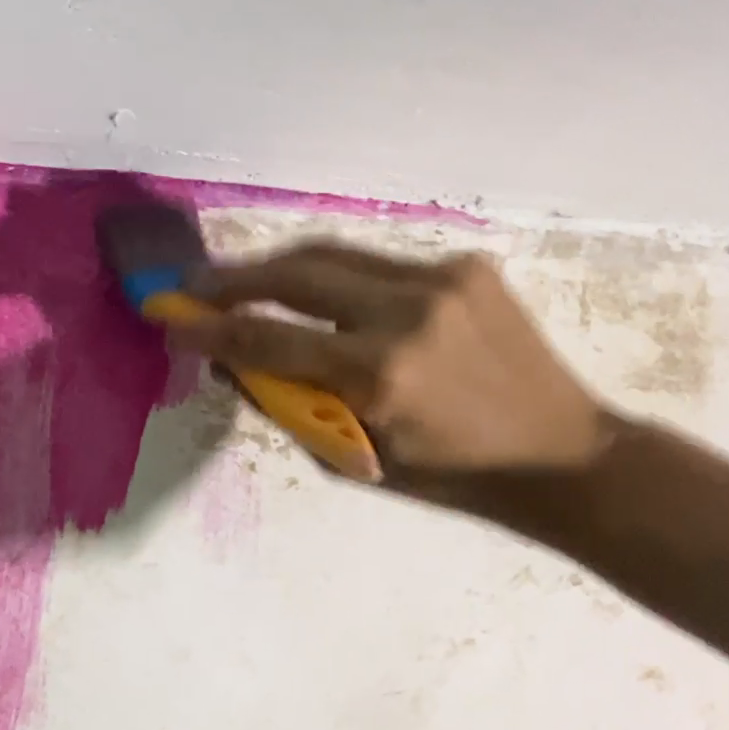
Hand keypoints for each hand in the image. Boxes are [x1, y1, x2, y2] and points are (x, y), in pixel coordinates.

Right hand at [167, 241, 609, 498]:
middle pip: (295, 273)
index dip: (209, 330)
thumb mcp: (348, 456)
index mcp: (377, 374)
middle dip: (233, 278)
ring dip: (277, 268)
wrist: (559, 452)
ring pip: (332, 255)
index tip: (169, 320)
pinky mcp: (465, 266)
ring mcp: (442, 279)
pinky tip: (318, 295)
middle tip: (192, 285)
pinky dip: (335, 277)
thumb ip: (285, 401)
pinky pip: (375, 263)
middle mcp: (407, 312)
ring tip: (239, 281)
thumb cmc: (445, 474)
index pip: (266, 340)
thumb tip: (227, 361)